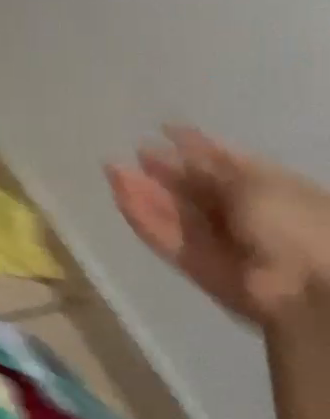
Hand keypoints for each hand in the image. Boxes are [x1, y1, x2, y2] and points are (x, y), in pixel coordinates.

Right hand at [106, 127, 329, 325]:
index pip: (230, 166)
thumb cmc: (295, 223)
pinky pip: (163, 236)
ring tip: (112, 167)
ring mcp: (221, 243)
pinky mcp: (194, 265)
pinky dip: (139, 213)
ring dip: (144, 190)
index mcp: (276, 195)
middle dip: (166, 170)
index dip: (198, 147)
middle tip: (137, 150)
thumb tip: (173, 144)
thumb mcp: (255, 182)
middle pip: (198, 191)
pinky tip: (118, 189)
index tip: (164, 129)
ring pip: (175, 212)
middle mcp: (250, 218)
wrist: (307, 289)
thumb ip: (209, 164)